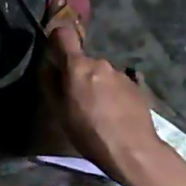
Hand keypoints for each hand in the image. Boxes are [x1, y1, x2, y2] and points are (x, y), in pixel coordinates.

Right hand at [46, 14, 161, 176]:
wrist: (134, 151)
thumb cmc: (90, 133)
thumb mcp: (60, 113)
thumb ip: (50, 84)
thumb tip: (47, 66)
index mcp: (78, 66)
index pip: (64, 34)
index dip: (57, 38)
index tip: (55, 51)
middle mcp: (101, 63)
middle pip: (84, 61)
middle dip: (80, 74)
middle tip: (79, 99)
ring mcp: (121, 74)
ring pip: (102, 73)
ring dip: (98, 85)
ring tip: (101, 111)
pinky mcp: (137, 86)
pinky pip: (118, 84)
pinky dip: (114, 93)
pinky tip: (116, 114)